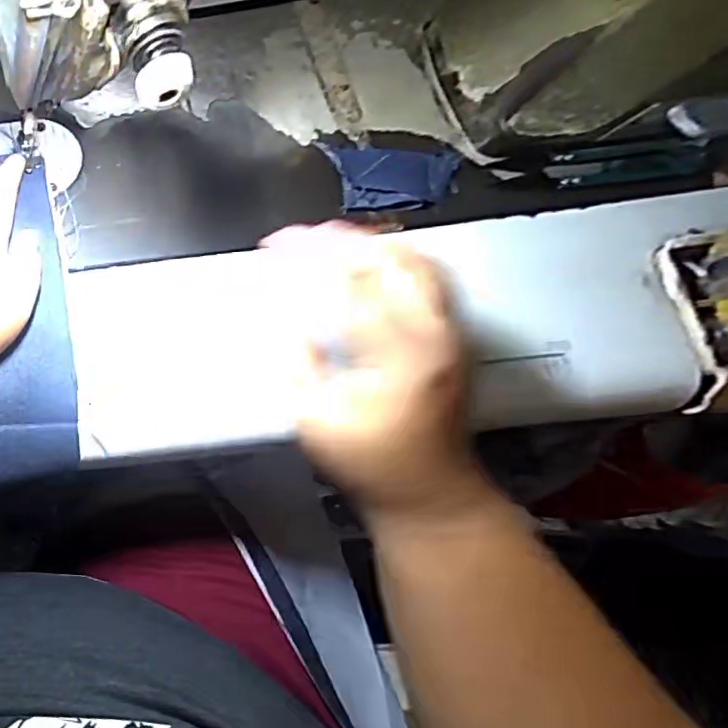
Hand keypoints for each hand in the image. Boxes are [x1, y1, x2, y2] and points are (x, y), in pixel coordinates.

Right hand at [263, 224, 487, 521]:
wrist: (430, 491)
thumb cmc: (370, 463)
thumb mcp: (317, 422)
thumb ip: (302, 367)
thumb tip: (293, 327)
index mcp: (398, 352)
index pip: (352, 281)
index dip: (311, 256)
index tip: (276, 245)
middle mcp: (433, 332)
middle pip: (395, 259)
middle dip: (344, 239)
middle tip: (303, 236)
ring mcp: (449, 334)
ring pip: (418, 264)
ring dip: (372, 245)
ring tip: (331, 241)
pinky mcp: (452, 340)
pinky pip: (426, 281)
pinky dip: (393, 262)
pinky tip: (367, 265)